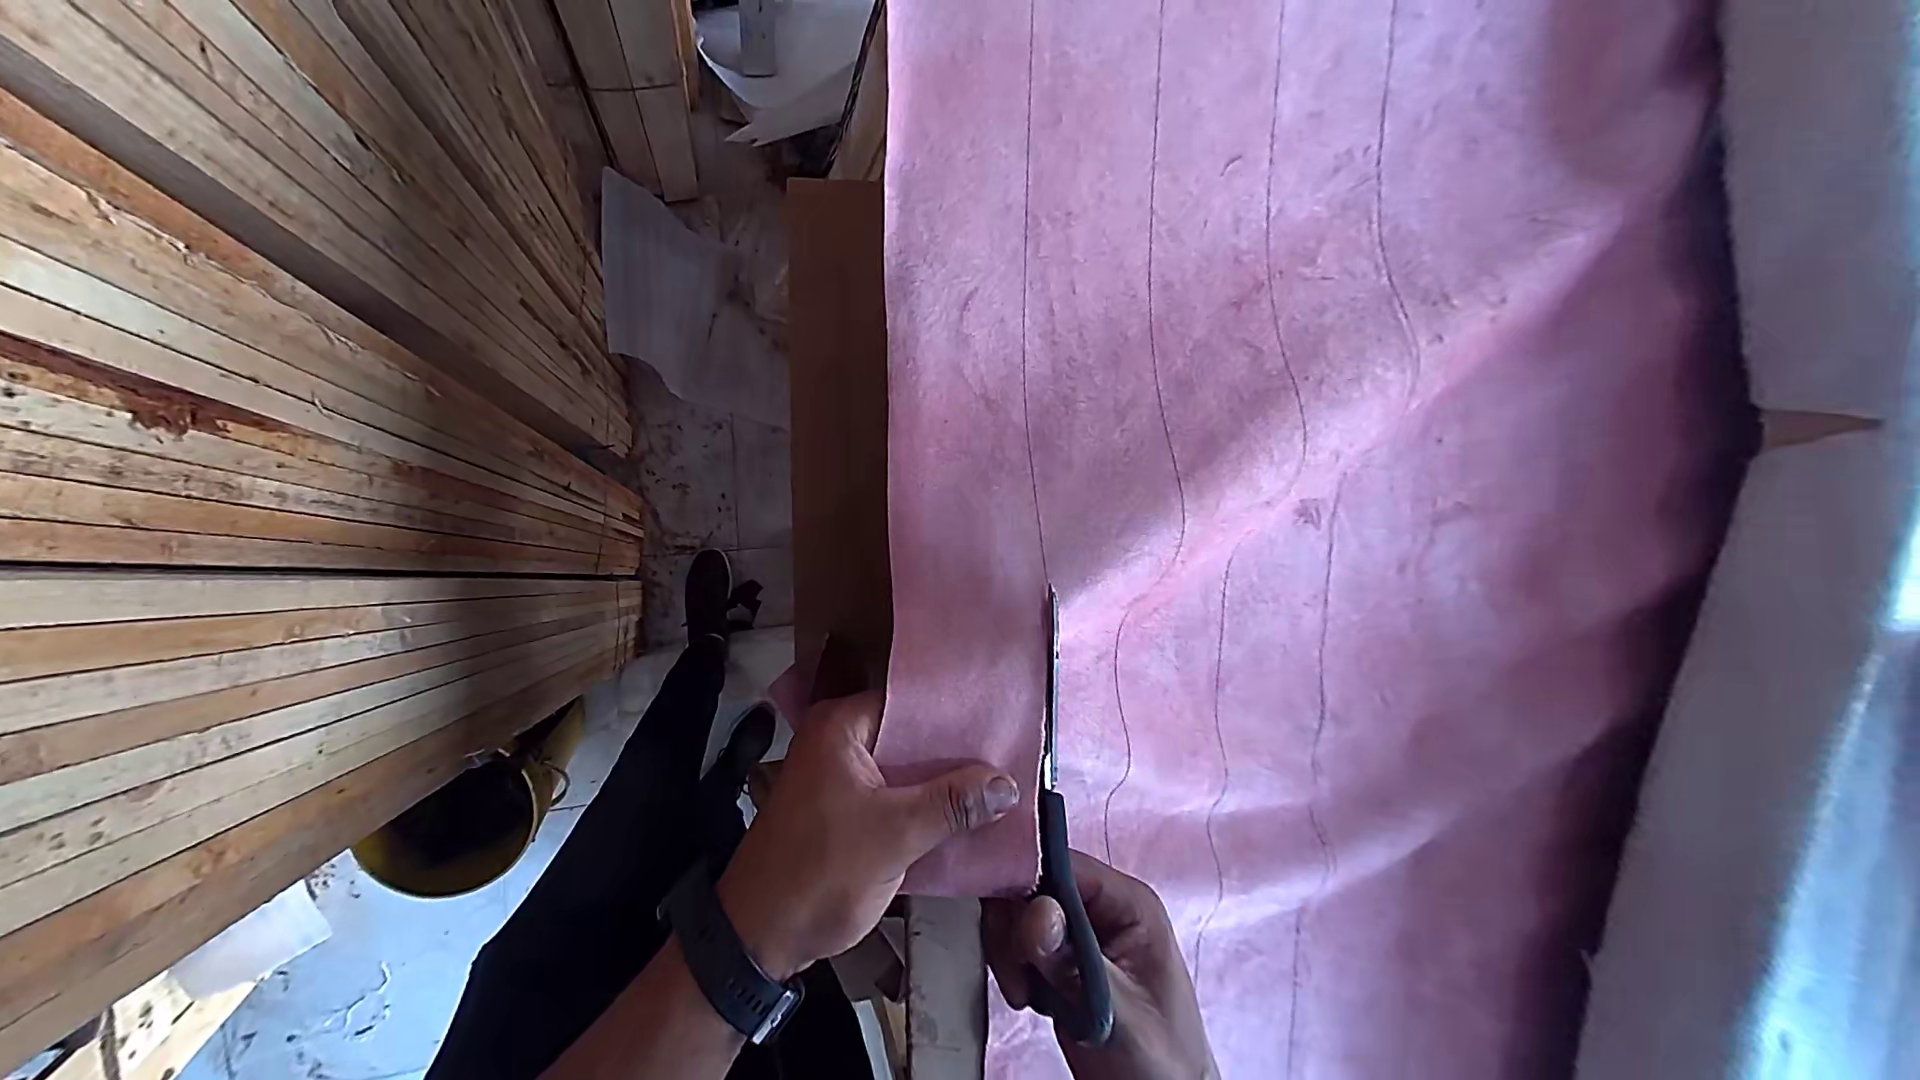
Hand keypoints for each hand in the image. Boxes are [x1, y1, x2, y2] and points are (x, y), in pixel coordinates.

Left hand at [715, 691, 1020, 978]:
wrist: (758, 941)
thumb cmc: (818, 873)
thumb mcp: (894, 834)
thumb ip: (952, 804)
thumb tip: (1007, 784)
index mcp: (840, 725)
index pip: (910, 701)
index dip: (955, 711)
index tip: (1000, 719)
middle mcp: (838, 740)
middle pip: (910, 734)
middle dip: (955, 750)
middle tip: (1009, 752)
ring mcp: (840, 775)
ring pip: (905, 767)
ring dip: (943, 781)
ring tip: (997, 779)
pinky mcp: (845, 808)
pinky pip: (895, 793)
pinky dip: (925, 803)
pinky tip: (965, 812)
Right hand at [985, 851, 1218, 1079]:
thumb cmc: (1157, 1064)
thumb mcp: (1120, 1018)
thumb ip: (1076, 964)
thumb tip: (1036, 911)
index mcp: (1128, 901)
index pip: (1062, 864)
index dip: (1026, 887)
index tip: (1011, 937)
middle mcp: (1103, 902)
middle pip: (1034, 881)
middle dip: (1014, 929)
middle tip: (1017, 980)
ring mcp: (1082, 923)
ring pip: (1020, 906)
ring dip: (1009, 948)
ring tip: (1025, 995)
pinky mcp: (1062, 948)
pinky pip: (1019, 933)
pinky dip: (1011, 961)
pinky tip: (1028, 996)